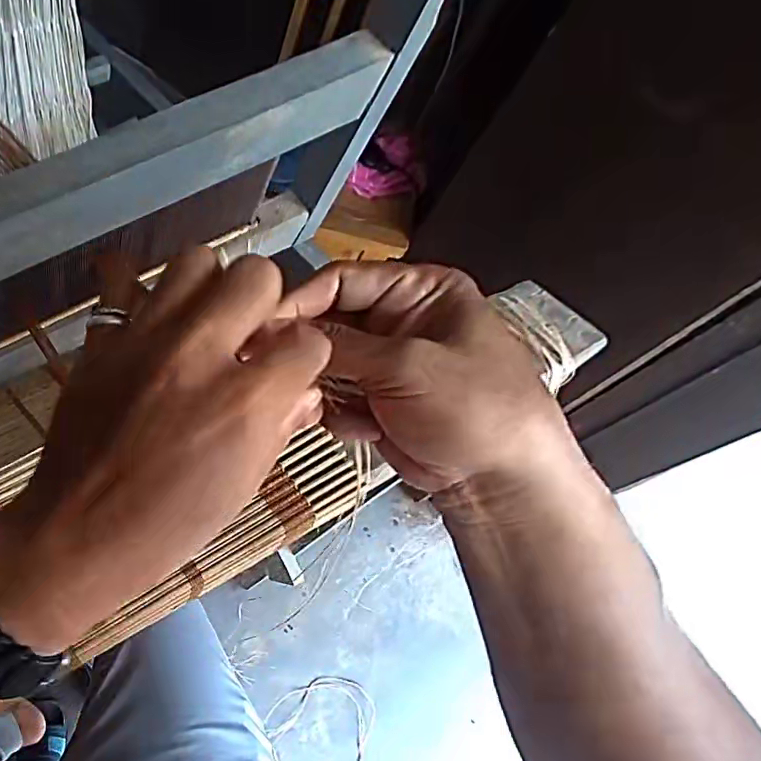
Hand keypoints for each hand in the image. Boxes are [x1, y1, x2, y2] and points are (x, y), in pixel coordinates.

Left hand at [0, 247, 329, 650]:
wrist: (79, 534)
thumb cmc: (169, 526)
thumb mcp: (241, 485)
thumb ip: (279, 426)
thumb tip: (301, 391)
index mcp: (244, 402)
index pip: (306, 340)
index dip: (304, 359)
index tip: (288, 374)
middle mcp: (197, 355)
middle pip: (255, 275)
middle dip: (263, 307)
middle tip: (246, 343)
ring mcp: (142, 342)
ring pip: (195, 262)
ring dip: (210, 292)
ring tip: (201, 331)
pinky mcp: (101, 343)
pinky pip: (132, 292)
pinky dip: (152, 309)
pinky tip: (153, 344)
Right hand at [277, 261, 579, 496]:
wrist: (497, 478)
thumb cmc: (478, 408)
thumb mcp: (408, 365)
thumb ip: (342, 346)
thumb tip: (282, 332)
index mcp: (419, 291)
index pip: (343, 281)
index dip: (301, 302)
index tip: (264, 326)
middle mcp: (398, 322)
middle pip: (328, 323)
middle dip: (309, 352)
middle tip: (282, 374)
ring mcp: (384, 366)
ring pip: (325, 365)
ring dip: (323, 388)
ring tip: (333, 408)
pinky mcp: (374, 403)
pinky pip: (334, 399)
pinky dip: (338, 414)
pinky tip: (364, 428)